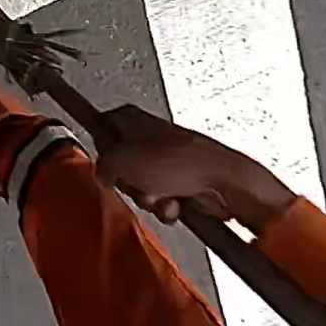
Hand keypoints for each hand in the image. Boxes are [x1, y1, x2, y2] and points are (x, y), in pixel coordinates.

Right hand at [95, 105, 297, 233]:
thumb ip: (102, 166)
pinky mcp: (183, 182)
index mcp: (132, 119)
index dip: (102, 149)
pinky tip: (176, 204)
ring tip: (161, 196)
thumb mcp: (121, 161)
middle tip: (136, 182)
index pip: (102, 128)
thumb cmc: (177, 161)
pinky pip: (162, 199)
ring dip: (149, 198)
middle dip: (128, 182)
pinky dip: (167, 206)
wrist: (224, 183)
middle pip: (120, 165)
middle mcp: (149, 137)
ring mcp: (167, 160)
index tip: (105, 161)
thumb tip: (102, 174)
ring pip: (140, 185)